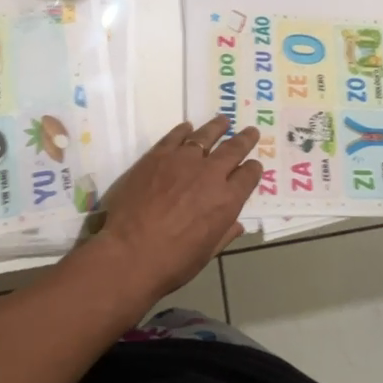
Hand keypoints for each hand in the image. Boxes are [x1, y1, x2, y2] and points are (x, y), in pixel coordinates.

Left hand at [96, 115, 260, 297]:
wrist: (128, 252)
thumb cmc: (170, 262)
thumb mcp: (205, 255)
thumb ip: (223, 235)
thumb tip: (237, 225)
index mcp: (226, 201)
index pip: (248, 177)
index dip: (253, 170)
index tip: (254, 165)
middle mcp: (209, 174)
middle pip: (233, 150)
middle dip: (244, 140)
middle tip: (251, 131)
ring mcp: (183, 160)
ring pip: (205, 136)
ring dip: (217, 127)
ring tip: (223, 120)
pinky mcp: (158, 154)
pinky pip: (176, 136)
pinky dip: (184, 130)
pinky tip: (187, 128)